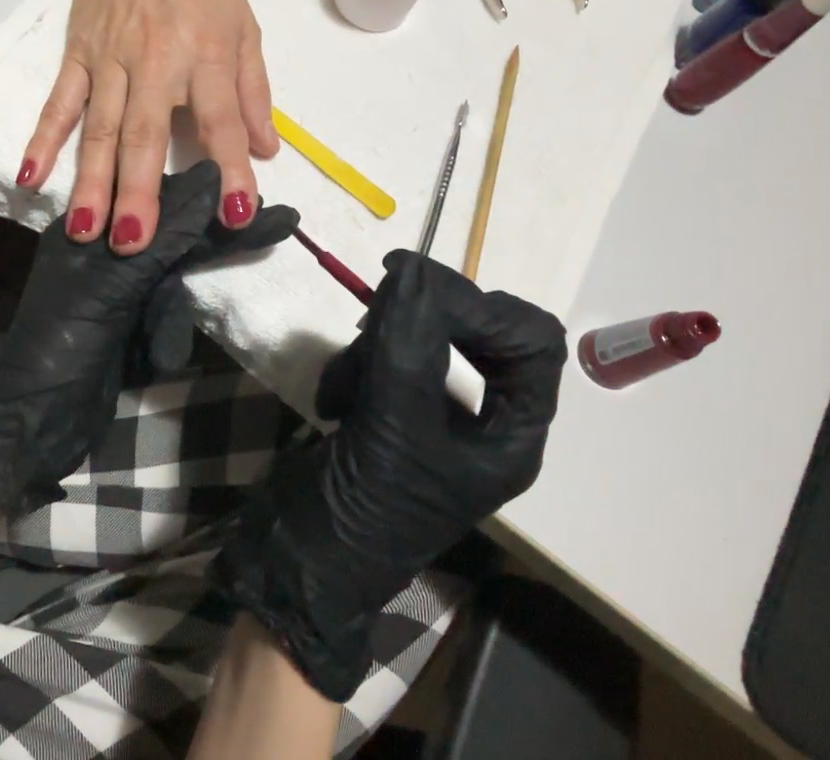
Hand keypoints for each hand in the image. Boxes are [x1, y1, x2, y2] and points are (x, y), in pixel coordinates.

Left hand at [0, 161, 296, 516]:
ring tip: (170, 342)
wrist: (35, 425)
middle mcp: (102, 256)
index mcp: (86, 232)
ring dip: (175, 316)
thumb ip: (162, 239)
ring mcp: (115, 297)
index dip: (208, 202)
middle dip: (216, 242)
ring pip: (172, 284)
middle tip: (277, 224)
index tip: (258, 199)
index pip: (157, 205)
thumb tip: (211, 183)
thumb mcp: (110, 287)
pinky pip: (164, 321)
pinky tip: (155, 361)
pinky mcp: (127, 331)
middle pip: (172, 240)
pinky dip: (166, 340)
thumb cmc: (61, 347)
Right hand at [22, 0, 279, 254]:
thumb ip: (253, 91)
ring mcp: (109, 61)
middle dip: (138, 189)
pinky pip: (59, 102)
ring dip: (91, 180)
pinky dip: (44, 139)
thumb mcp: (243, 25)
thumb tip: (266, 151)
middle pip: (146, 132)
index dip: (230, 167)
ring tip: (85, 230)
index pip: (221, 118)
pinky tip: (30, 176)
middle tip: (133, 242)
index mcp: (206, 53)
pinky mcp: (77, 58)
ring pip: (99, 128)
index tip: (234, 214)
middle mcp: (156, 61)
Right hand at [212, 251, 566, 700]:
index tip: (419, 296)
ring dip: (370, 349)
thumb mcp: (393, 426)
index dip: (484, 310)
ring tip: (341, 387)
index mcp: (511, 433)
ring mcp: (427, 416)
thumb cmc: (363, 511)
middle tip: (369, 322)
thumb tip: (416, 266)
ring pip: (415, 340)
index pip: (532, 342)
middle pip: (471, 332)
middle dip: (416, 326)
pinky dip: (350, 369)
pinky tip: (330, 401)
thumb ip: (408, 343)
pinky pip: (377, 360)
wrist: (296, 563)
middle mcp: (479, 420)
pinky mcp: (381, 413)